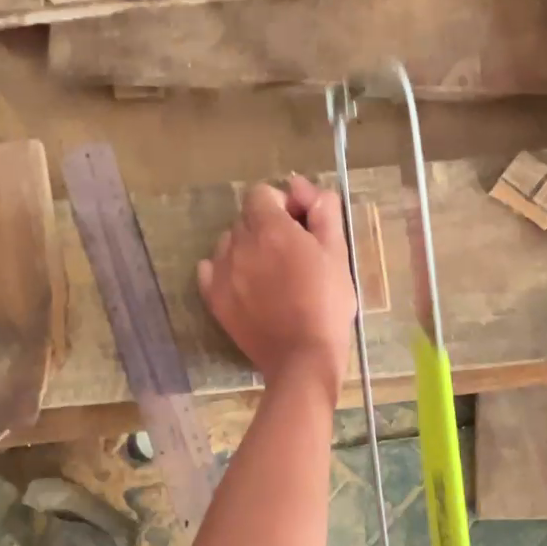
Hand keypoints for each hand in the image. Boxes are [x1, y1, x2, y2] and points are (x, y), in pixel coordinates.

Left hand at [197, 175, 356, 394]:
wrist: (302, 358)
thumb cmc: (327, 304)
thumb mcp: (337, 252)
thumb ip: (322, 211)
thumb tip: (301, 186)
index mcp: (270, 228)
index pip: (262, 194)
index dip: (282, 205)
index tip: (300, 226)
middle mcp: (239, 244)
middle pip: (245, 219)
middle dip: (266, 226)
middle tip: (291, 253)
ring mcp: (221, 273)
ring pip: (228, 244)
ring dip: (246, 249)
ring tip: (269, 274)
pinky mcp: (213, 299)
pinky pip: (210, 270)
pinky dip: (225, 270)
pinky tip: (246, 286)